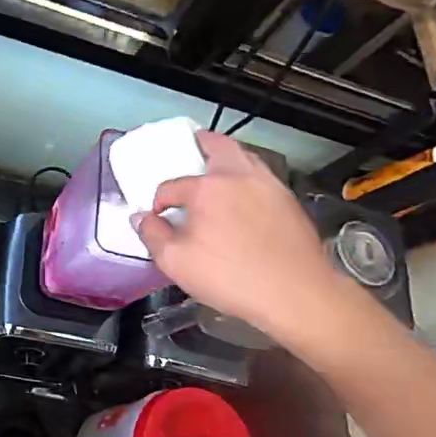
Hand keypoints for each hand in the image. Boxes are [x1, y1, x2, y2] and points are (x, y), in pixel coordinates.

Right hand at [135, 131, 375, 350]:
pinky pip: (262, 177)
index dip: (159, 201)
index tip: (158, 217)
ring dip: (228, 157)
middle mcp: (238, 177)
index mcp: (206, 189)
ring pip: (245, 157)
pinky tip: (244, 195)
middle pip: (218, 146)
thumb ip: (153, 236)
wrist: (294, 292)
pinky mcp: (288, 200)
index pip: (172, 186)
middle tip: (193, 145)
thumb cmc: (230, 277)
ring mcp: (268, 185)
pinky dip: (248, 176)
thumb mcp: (177, 263)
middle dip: (202, 143)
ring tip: (218, 168)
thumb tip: (141, 218)